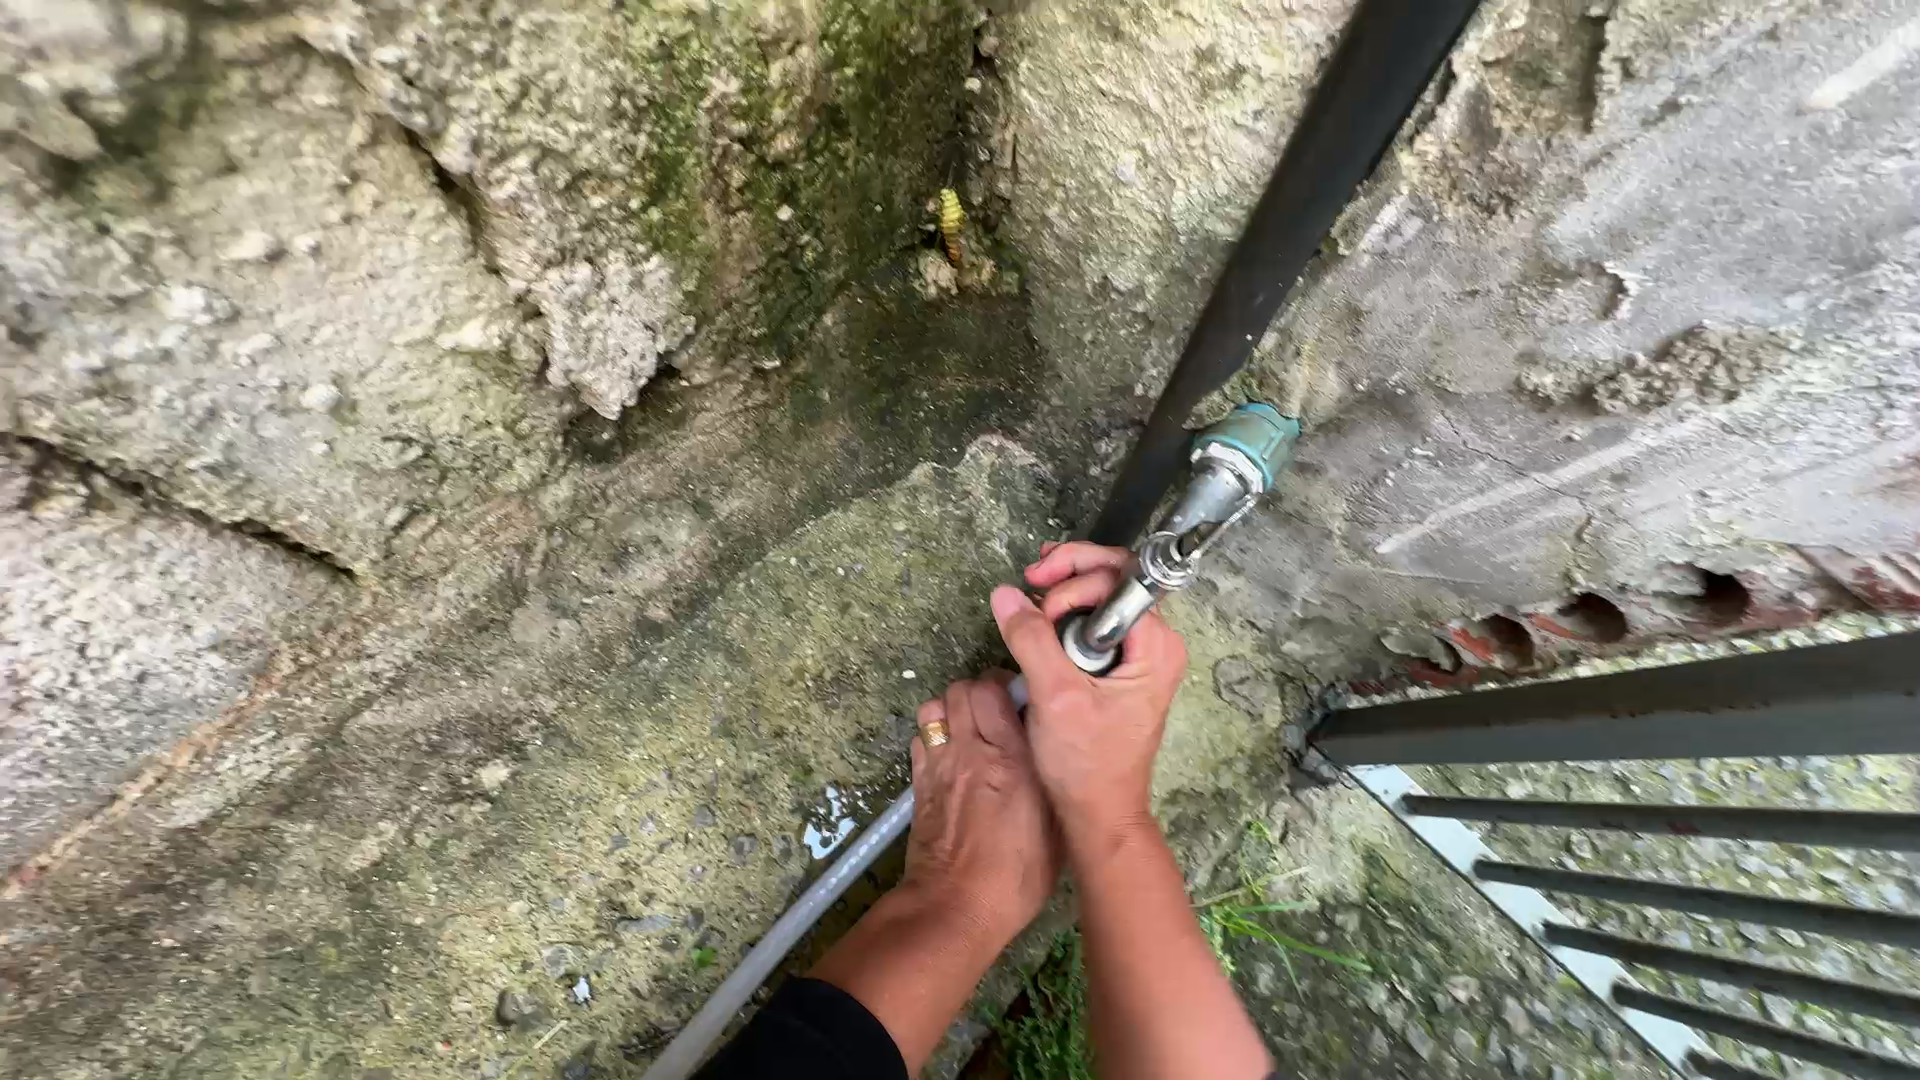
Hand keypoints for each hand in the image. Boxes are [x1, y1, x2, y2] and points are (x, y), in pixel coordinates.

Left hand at [899, 671, 1062, 942]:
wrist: (954, 907)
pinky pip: (921, 738)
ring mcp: (939, 764)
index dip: (1005, 685)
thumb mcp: (1057, 830)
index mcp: (1010, 757)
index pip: (993, 689)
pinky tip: (949, 755)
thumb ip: (1056, 782)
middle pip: (961, 689)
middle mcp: (971, 750)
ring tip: (969, 728)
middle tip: (996, 711)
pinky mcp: (918, 783)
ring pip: (934, 707)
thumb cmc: (1017, 876)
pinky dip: (933, 736)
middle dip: (978, 691)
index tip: (1019, 700)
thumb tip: (1060, 754)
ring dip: (951, 710)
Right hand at [989, 542, 1187, 849]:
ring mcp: (1138, 654)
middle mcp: (1155, 643)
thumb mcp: (1055, 697)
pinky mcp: (1119, 666)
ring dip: (1064, 587)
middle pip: (1114, 578)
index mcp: (1155, 646)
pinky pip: (1094, 620)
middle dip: (1070, 572)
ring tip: (1030, 593)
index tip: (1040, 603)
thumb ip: (1031, 640)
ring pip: (1102, 596)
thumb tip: (1004, 594)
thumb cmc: (1086, 763)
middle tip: (1030, 580)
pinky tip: (1039, 614)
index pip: (1119, 578)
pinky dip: (1066, 610)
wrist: (1098, 812)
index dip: (1076, 579)